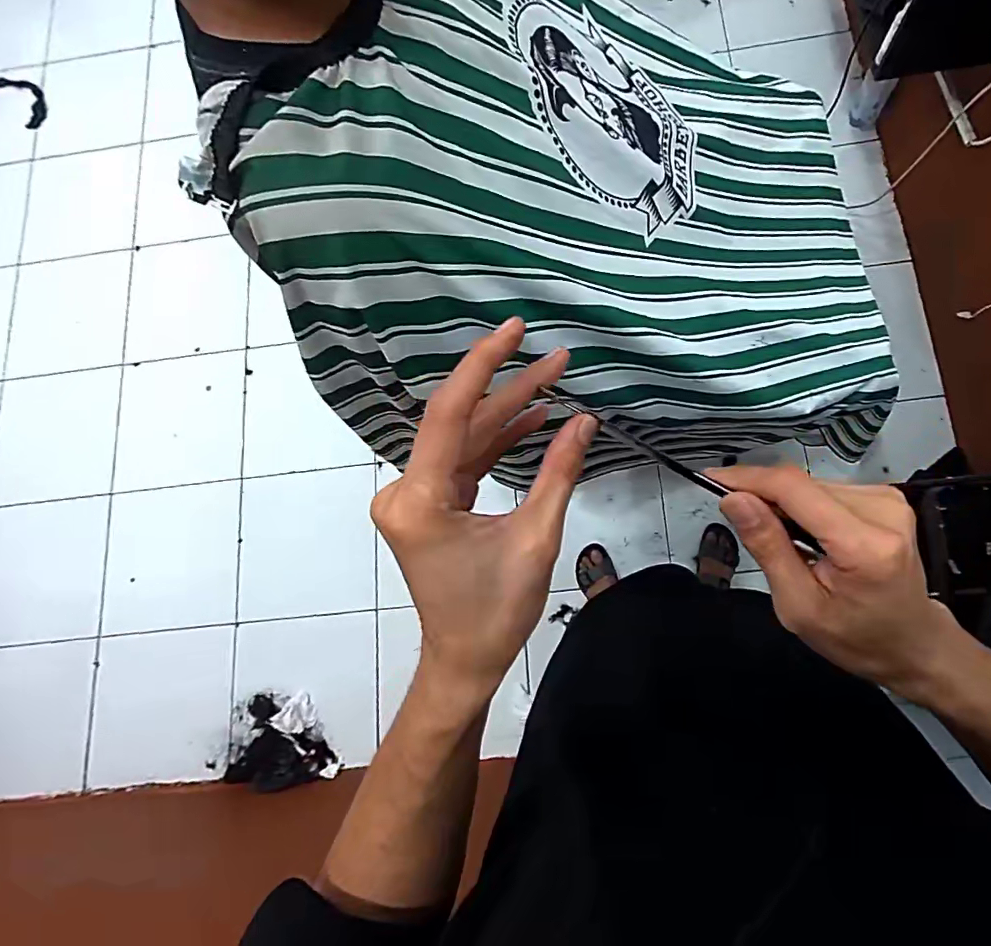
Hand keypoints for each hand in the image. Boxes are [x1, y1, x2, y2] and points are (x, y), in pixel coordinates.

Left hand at [373, 318, 597, 700]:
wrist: (464, 660)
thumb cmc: (495, 611)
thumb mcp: (536, 538)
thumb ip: (558, 473)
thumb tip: (584, 420)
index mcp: (421, 499)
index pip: (450, 413)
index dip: (483, 366)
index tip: (513, 330)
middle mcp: (406, 491)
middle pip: (461, 423)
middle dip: (510, 389)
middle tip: (555, 358)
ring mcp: (414, 498)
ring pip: (464, 440)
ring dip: (508, 413)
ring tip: (553, 380)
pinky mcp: (429, 505)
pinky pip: (464, 461)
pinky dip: (496, 442)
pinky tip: (532, 419)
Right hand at [708, 465, 972, 695]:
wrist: (914, 644)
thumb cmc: (857, 638)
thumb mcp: (800, 606)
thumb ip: (768, 547)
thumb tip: (734, 499)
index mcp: (864, 544)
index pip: (794, 489)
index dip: (748, 479)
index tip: (711, 479)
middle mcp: (882, 509)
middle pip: (801, 485)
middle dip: (763, 496)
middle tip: (739, 521)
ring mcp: (889, 499)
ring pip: (811, 484)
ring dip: (785, 503)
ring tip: (782, 540)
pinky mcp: (887, 497)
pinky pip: (826, 490)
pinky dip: (805, 506)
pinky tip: (807, 535)